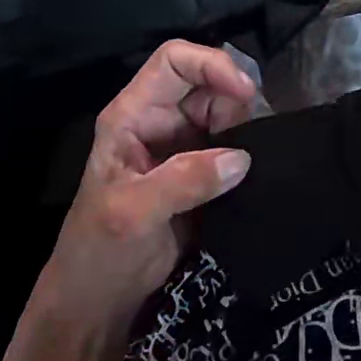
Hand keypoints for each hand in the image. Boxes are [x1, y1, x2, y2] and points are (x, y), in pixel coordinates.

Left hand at [33, 41, 255, 332]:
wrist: (100, 298)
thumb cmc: (100, 249)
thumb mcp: (132, 213)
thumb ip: (182, 181)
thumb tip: (240, 158)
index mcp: (132, 115)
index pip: (174, 62)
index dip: (211, 65)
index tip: (246, 94)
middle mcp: (158, 121)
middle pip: (208, 84)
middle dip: (237, 102)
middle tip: (255, 140)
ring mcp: (181, 147)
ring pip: (225, 114)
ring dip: (247, 129)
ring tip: (259, 158)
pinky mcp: (199, 174)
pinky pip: (232, 147)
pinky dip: (249, 153)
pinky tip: (260, 171)